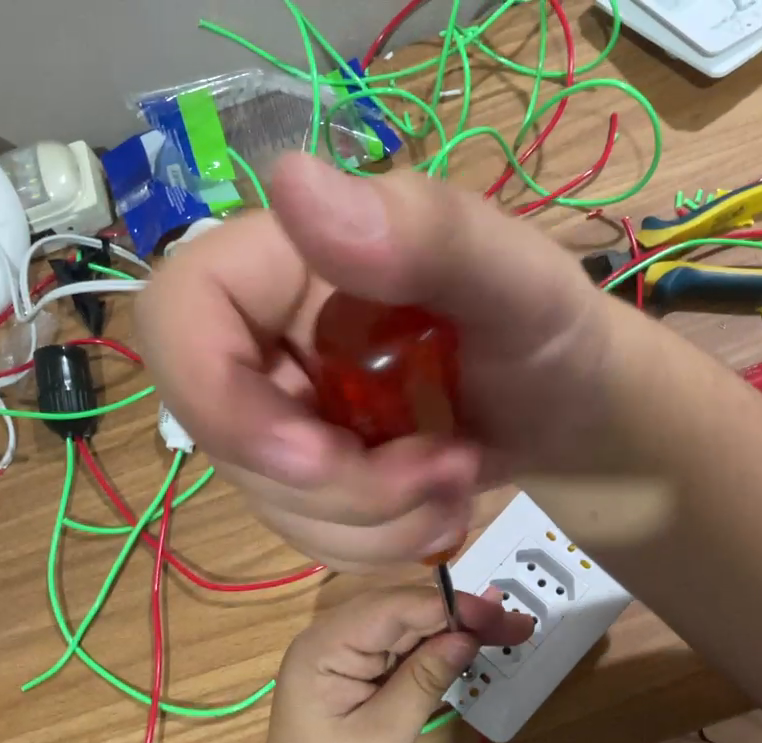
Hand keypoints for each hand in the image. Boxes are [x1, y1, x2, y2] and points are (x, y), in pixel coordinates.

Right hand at [136, 154, 620, 569]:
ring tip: (455, 487)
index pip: (182, 312)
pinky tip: (438, 513)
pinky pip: (306, 532)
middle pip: (223, 432)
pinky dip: (375, 544)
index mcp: (296, 260)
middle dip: (333, 485)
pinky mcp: (316, 472)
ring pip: (268, 499)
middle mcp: (274, 335)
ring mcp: (291, 409)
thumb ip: (425, 232)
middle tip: (437, 473)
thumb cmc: (554, 334)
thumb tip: (288, 180)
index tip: (313, 455)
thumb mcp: (517, 281)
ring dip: (368, 522)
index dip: (217, 397)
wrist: (579, 415)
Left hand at [248, 587, 534, 742]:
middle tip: (513, 622)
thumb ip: (425, 678)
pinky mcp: (356, 666)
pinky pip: (400, 644)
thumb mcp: (386, 734)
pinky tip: (469, 642)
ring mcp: (342, 650)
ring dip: (453, 627)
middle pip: (401, 610)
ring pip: (405, 624)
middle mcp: (330, 636)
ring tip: (505, 629)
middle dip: (457, 614)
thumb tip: (468, 635)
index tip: (496, 611)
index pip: (391, 608)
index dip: (446, 605)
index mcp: (323, 646)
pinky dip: (436, 645)